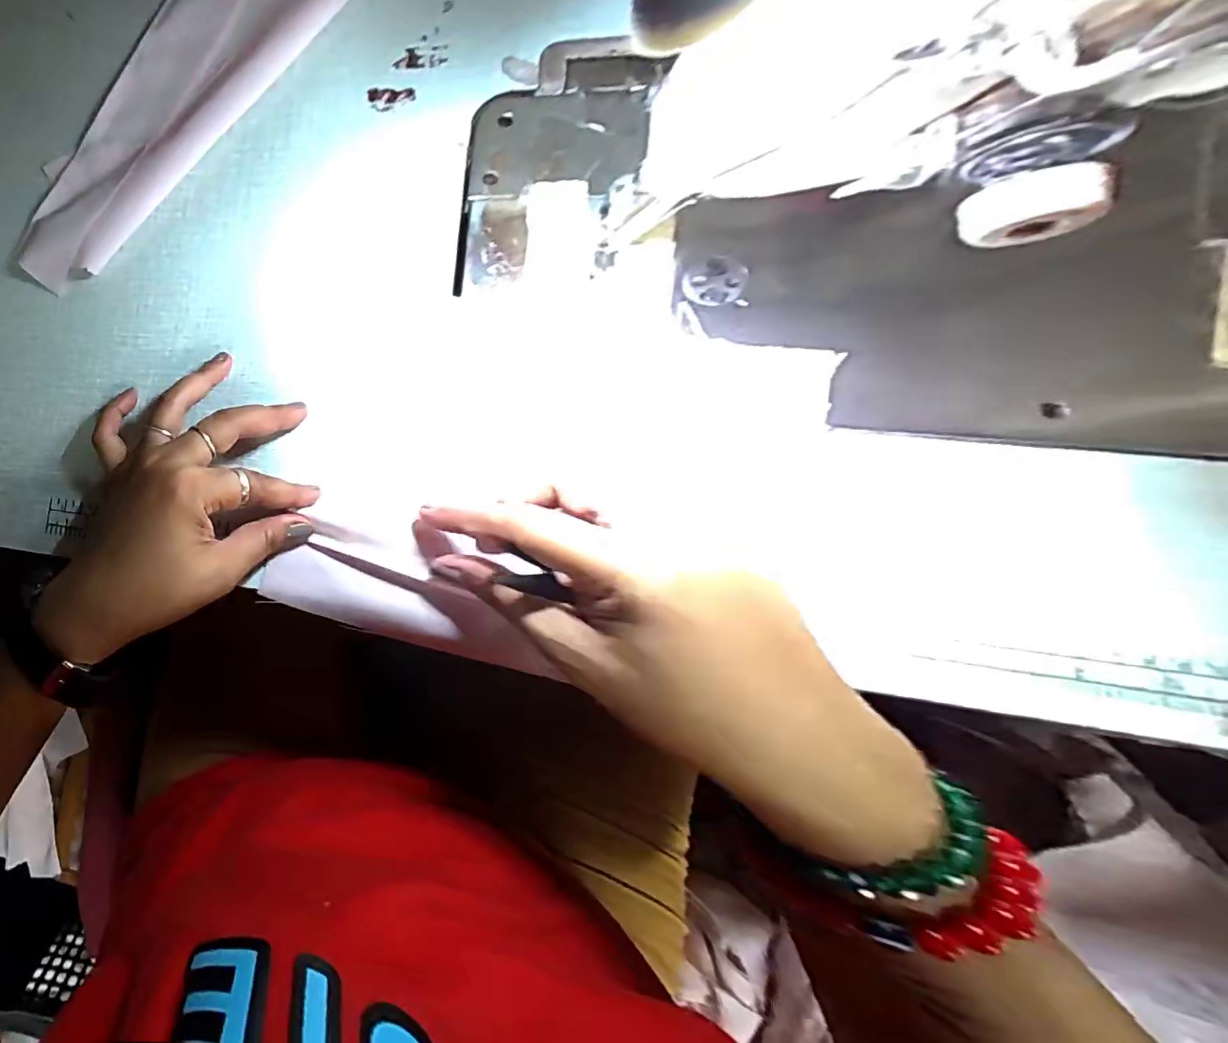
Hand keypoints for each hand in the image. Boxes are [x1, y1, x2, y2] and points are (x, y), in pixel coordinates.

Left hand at [34, 353, 318, 665]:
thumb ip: (261, 539)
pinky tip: (132, 393)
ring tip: (223, 361)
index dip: (285, 492)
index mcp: (190, 487)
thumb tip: (303, 521)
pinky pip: (110, 434)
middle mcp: (163, 462)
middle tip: (296, 409)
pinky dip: (118, 411)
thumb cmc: (159, 593)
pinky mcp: (113, 474)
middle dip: (263, 418)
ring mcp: (134, 463)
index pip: (251, 482)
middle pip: (220, 428)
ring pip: (167, 410)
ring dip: (197, 383)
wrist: (94, 606)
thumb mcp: (218, 572)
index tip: (313, 498)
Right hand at [419, 490, 940, 866]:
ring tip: (535, 561)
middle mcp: (673, 527)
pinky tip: (594, 573)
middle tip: (490, 547)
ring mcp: (706, 528)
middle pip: (573, 488)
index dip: (471, 514)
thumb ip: (516, 602)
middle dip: (520, 505)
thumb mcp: (585, 661)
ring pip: (607, 499)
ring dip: (558, 518)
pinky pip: (643, 518)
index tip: (429, 512)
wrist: (803, 743)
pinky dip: (599, 533)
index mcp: (636, 563)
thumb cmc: (681, 714)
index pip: (533, 520)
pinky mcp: (723, 540)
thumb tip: (456, 566)